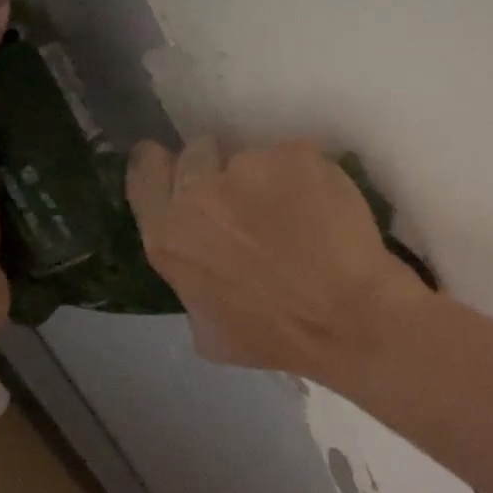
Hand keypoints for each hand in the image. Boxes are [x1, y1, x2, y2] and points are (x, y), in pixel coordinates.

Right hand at [127, 137, 428, 381]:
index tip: (179, 176)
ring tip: (294, 218)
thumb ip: (189, 282)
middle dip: (215, 173)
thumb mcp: (208, 333)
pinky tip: (321, 214)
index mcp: (170, 237)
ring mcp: (250, 167)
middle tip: (246, 207)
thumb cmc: (275, 338)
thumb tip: (195, 263)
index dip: (162, 170)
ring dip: (264, 180)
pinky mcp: (296, 154)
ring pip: (249, 157)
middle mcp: (200, 193)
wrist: (347, 318)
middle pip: (196, 154)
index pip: (145, 171)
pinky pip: (292, 159)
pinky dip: (304, 180)